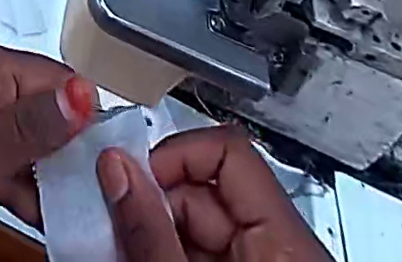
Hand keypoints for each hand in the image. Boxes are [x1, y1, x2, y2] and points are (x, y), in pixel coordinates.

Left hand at [0, 38, 95, 260]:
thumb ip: (28, 128)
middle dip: (76, 152)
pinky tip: (56, 223)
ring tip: (94, 216)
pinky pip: (8, 164)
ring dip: (56, 177)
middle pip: (45, 110)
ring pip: (30, 142)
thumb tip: (85, 92)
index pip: (55, 77)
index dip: (90, 115)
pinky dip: (30, 191)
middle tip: (113, 198)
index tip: (126, 162)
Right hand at [100, 126, 329, 261]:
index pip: (228, 150)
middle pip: (204, 187)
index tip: (132, 174)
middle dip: (151, 199)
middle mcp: (282, 250)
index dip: (175, 154)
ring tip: (119, 245)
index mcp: (288, 244)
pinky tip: (136, 256)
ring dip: (152, 228)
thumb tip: (114, 166)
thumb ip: (151, 232)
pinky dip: (165, 251)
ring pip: (196, 223)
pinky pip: (200, 251)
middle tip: (112, 220)